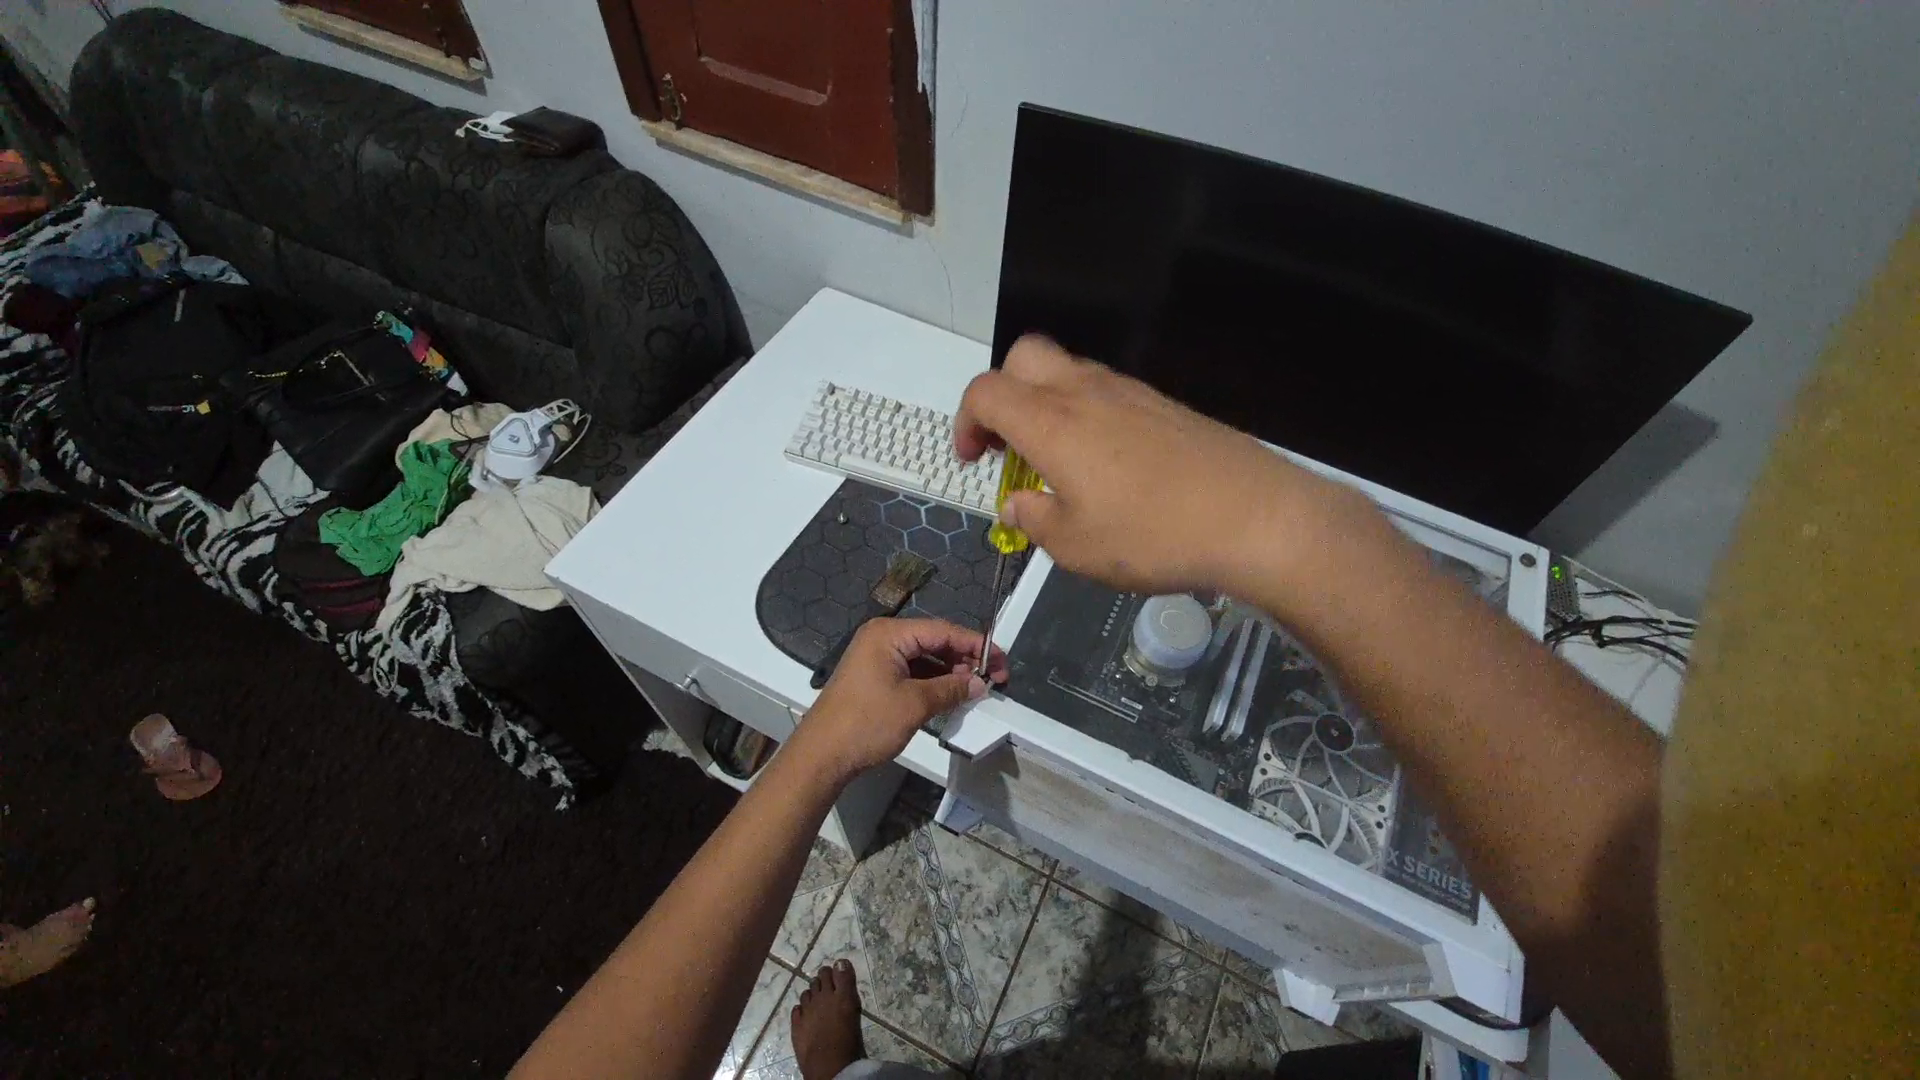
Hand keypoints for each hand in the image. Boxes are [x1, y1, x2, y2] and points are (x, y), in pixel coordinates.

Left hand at [793, 618, 1007, 783]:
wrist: (821, 756)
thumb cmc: (866, 723)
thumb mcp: (914, 705)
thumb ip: (951, 689)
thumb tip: (980, 683)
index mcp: (889, 634)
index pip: (942, 630)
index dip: (975, 644)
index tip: (1001, 660)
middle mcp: (882, 638)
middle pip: (933, 641)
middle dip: (964, 658)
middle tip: (994, 677)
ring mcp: (876, 658)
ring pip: (924, 658)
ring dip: (950, 671)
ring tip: (977, 688)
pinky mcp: (874, 678)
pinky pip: (912, 671)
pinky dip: (933, 681)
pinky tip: (952, 694)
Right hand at [954, 335, 1371, 597]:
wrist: (1255, 518)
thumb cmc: (1152, 535)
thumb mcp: (1075, 547)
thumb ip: (1033, 520)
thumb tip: (1018, 503)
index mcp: (1051, 422)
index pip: (986, 391)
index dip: (965, 421)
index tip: (973, 460)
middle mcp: (1086, 392)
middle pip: (1024, 356)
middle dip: (1002, 393)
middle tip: (1008, 443)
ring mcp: (1130, 393)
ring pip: (1068, 370)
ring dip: (1045, 403)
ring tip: (1056, 460)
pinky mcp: (1164, 406)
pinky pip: (1107, 392)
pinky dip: (1086, 414)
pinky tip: (1106, 464)